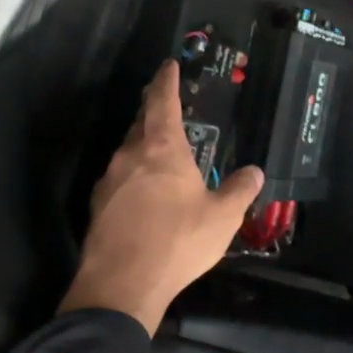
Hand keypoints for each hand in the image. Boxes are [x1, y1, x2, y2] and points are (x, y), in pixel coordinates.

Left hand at [60, 60, 263, 334]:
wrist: (120, 287)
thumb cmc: (176, 241)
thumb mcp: (222, 217)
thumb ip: (239, 191)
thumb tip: (254, 172)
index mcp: (162, 147)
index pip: (162, 100)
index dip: (166, 80)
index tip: (168, 65)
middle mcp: (131, 154)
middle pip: (141, 121)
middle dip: (153, 108)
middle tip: (165, 102)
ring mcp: (110, 180)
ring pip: (128, 150)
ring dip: (143, 143)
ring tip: (159, 149)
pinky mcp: (98, 206)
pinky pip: (119, 178)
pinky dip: (133, 174)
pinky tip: (143, 191)